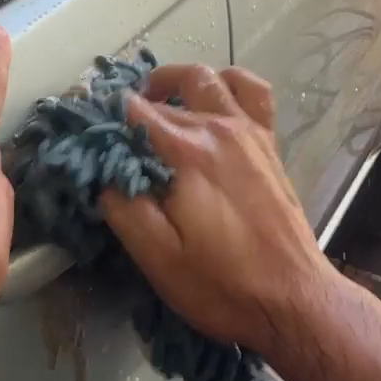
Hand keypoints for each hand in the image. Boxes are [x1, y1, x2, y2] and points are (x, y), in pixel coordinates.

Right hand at [102, 64, 338, 358]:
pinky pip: (252, 90)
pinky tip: (214, 98)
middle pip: (161, 98)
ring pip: (203, 78)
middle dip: (131, 109)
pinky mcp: (266, 141)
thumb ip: (122, 207)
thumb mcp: (157, 257)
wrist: (293, 301)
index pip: (131, 110)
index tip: (87, 131)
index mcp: (184, 152)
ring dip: (173, 82)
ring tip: (156, 103)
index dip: (103, 115)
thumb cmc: (221, 284)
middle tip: (113, 138)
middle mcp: (215, 127)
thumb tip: (102, 172)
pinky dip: (228, 83)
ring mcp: (246, 129)